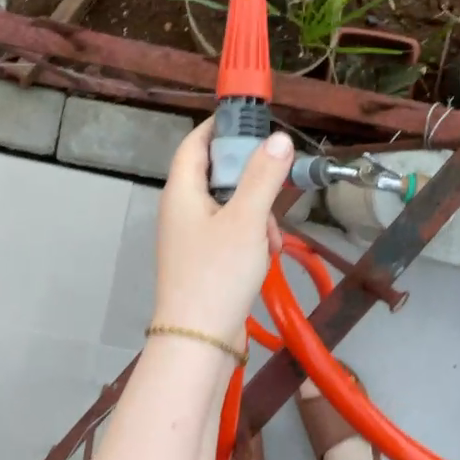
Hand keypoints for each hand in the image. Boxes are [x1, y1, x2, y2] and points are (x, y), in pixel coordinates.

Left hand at [152, 122, 293, 345]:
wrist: (199, 340)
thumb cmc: (217, 274)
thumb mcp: (246, 220)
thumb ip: (263, 177)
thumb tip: (278, 138)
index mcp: (182, 192)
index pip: (194, 144)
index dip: (218, 127)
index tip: (249, 119)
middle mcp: (182, 210)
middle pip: (217, 175)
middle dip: (251, 181)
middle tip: (274, 188)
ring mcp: (192, 238)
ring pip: (230, 207)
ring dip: (257, 215)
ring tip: (270, 237)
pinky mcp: (204, 261)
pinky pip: (231, 234)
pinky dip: (251, 239)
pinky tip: (266, 256)